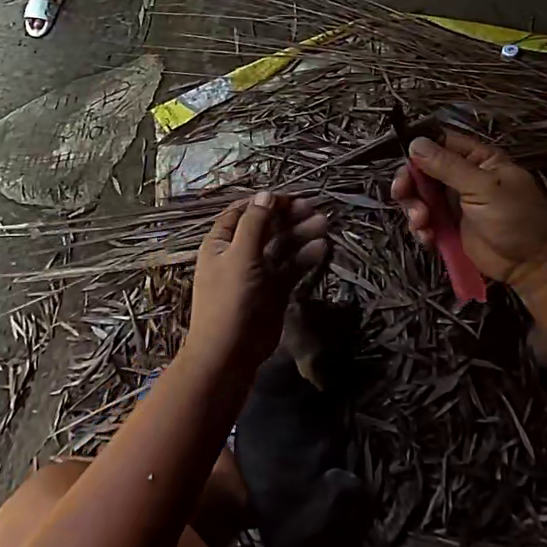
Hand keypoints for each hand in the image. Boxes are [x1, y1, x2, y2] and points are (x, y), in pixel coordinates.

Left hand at [188, 192, 328, 369]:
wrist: (229, 352)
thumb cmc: (230, 298)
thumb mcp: (240, 254)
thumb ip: (255, 222)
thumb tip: (266, 194)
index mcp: (221, 242)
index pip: (244, 212)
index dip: (266, 202)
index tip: (291, 198)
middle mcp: (239, 253)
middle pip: (266, 227)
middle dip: (289, 217)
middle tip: (314, 209)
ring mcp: (258, 272)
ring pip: (282, 246)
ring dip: (301, 234)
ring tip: (324, 225)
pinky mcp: (274, 290)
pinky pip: (291, 268)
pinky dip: (305, 257)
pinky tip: (321, 249)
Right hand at [392, 132, 546, 294]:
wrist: (533, 265)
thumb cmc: (517, 218)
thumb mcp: (483, 187)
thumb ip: (448, 166)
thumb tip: (415, 143)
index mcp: (476, 160)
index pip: (441, 143)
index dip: (420, 149)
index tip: (405, 161)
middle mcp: (462, 178)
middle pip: (422, 171)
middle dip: (410, 182)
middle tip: (402, 193)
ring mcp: (454, 204)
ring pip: (419, 197)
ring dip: (414, 208)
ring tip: (422, 222)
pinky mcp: (448, 228)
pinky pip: (424, 222)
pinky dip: (420, 228)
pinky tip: (427, 237)